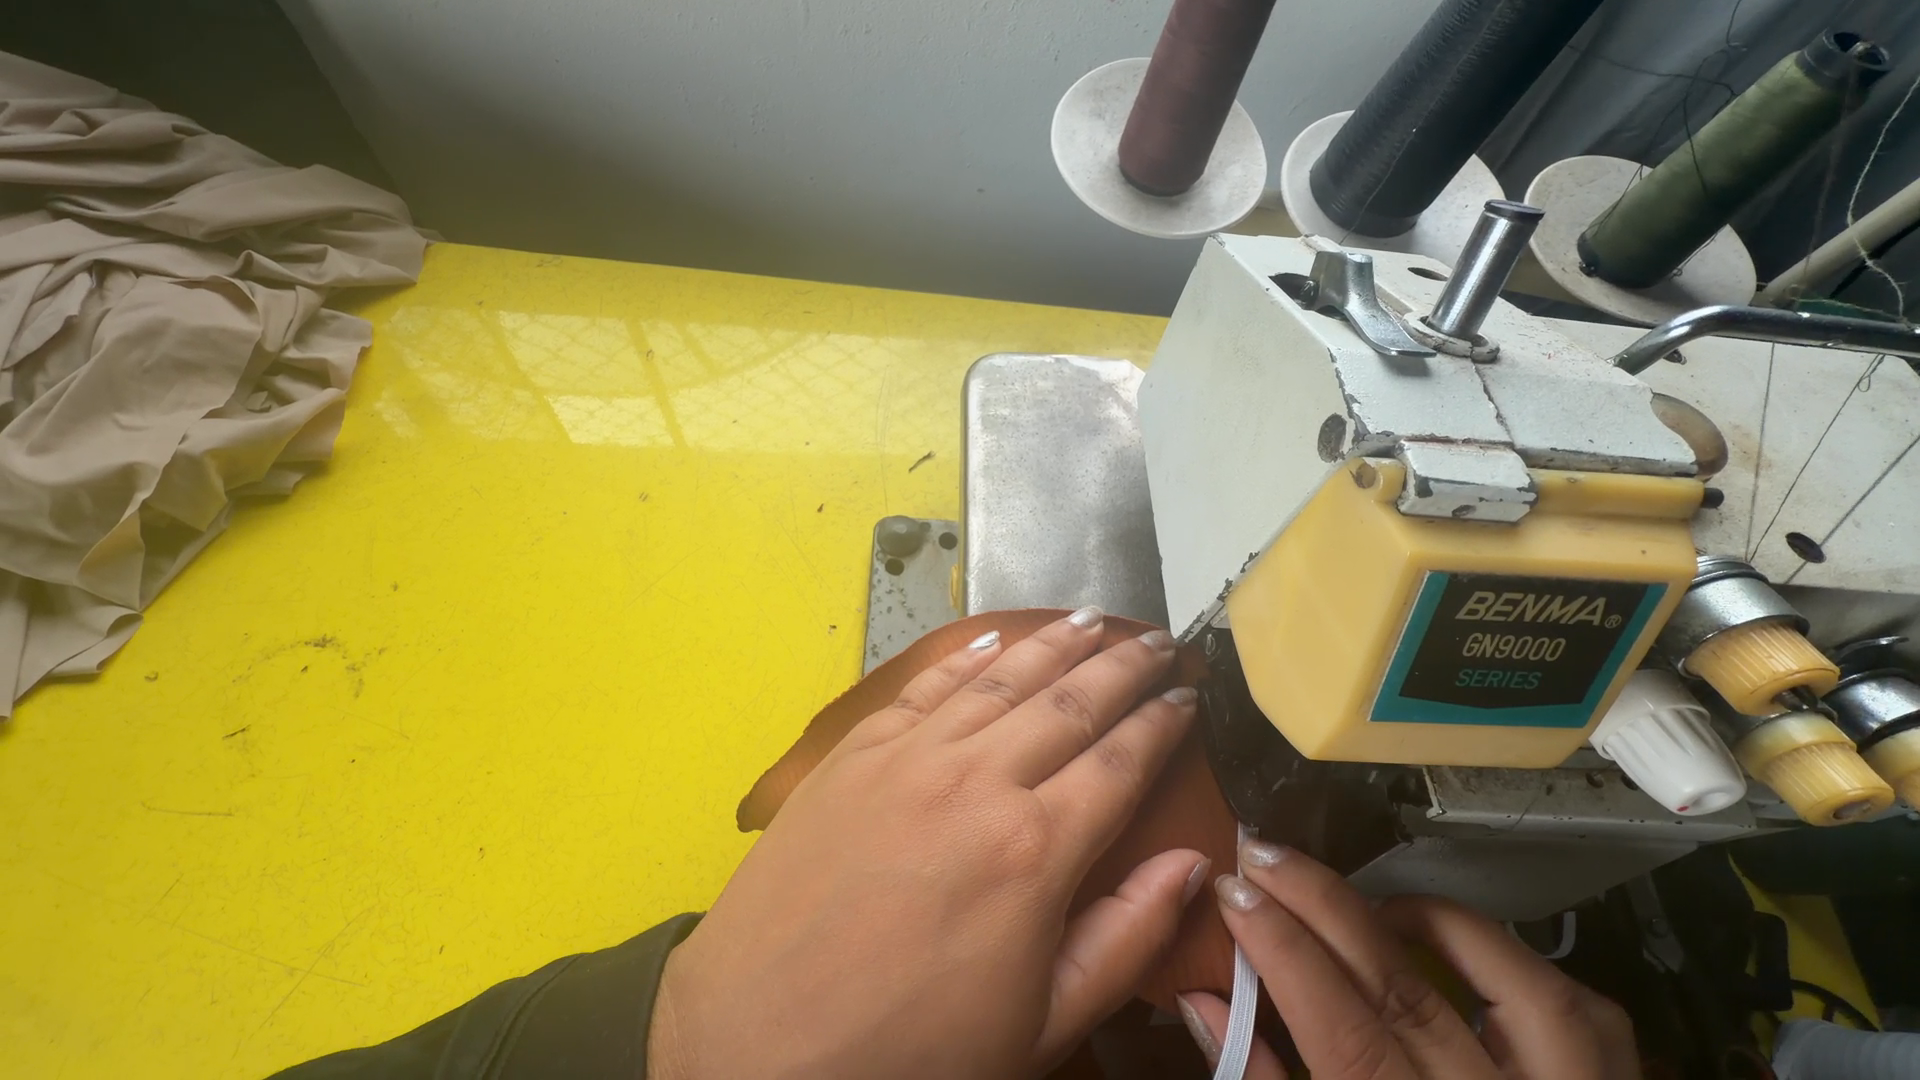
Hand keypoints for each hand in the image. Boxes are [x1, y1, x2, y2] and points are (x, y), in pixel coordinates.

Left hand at [648, 607, 1207, 1079]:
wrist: (759, 1038)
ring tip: (1090, 619)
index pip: (1120, 763)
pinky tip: (994, 640)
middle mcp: (979, 780)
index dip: (1162, 724)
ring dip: (1052, 645)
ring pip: (1001, 680)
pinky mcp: (858, 751)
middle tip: (1159, 640)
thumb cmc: (913, 1047)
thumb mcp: (1041, 1023)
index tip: (1190, 694)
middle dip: (1123, 666)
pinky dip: (966, 658)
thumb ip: (1125, 936)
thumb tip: (1191, 865)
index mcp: (1035, 849)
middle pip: (1070, 703)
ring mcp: (912, 755)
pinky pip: (925, 687)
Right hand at [1181, 840, 1639, 1079]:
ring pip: (1514, 987)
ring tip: (1355, 897)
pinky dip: (1501, 951)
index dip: (1283, 949)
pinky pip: (1582, 1011)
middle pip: (1405, 993)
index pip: (1345, 1032)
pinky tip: (1440, 935)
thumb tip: (1200, 994)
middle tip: (1262, 850)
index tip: (1233, 887)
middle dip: (1321, 905)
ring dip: (1419, 917)